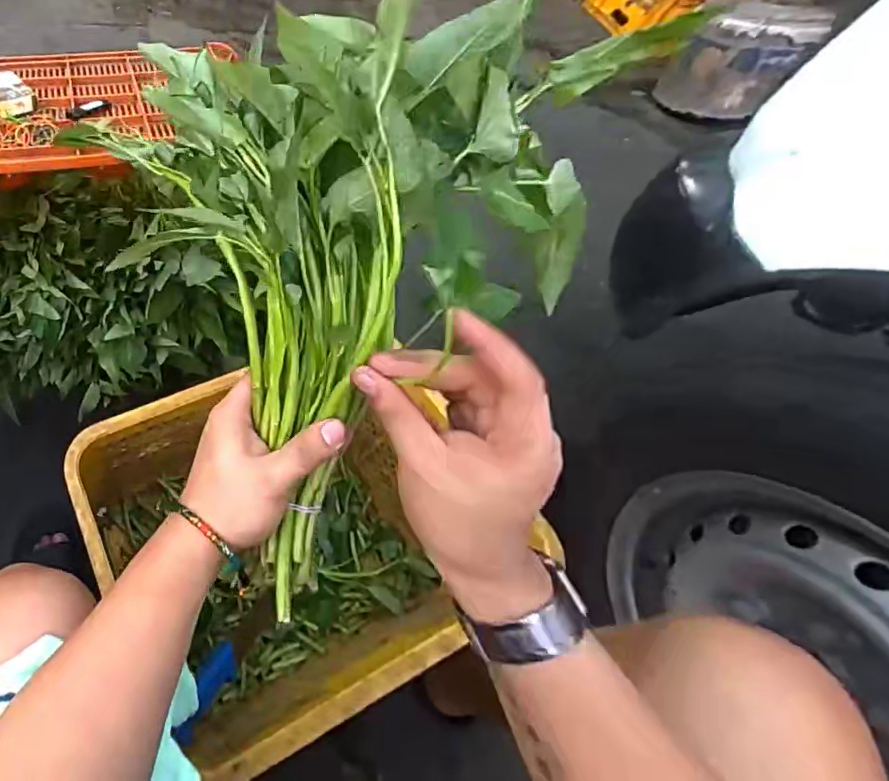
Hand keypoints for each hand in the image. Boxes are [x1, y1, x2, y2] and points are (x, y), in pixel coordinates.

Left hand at [180, 377, 348, 550]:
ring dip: (296, 424)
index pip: (261, 375)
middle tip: (337, 400)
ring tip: (332, 421)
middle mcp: (229, 419)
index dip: (291, 372)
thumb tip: (340, 424)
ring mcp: (232, 439)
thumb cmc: (234, 503)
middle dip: (301, 401)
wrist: (202, 541)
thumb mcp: (275, 477)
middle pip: (269, 397)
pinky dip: (286, 441)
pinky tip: (312, 448)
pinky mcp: (237, 457)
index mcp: (231, 412)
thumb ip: (306, 449)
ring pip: (270, 421)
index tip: (323, 374)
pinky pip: (266, 439)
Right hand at [350, 311, 561, 620]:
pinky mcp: (488, 439)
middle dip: (430, 366)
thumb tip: (363, 373)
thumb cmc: (457, 522)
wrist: (478, 571)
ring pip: (467, 388)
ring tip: (381, 372)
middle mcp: (524, 429)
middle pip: (481, 378)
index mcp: (526, 438)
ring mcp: (506, 434)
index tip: (454, 318)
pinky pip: (460, 404)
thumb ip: (396, 413)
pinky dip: (430, 394)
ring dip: (426, 377)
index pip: (516, 376)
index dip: (488, 343)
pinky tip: (399, 387)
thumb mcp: (423, 464)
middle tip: (379, 362)